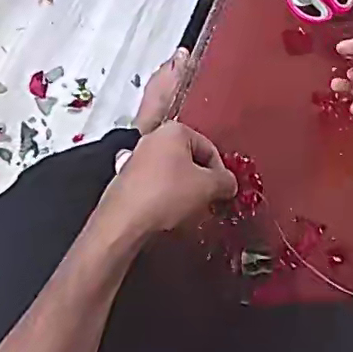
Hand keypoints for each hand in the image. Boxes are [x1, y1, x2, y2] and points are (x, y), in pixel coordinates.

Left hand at [97, 122, 235, 241]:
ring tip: (188, 209)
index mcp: (175, 130)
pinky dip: (166, 195)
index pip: (209, 148)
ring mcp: (137, 156)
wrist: (123, 221)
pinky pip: (156, 183)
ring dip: (185, 189)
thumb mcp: (207, 187)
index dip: (220, 172)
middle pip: (190, 159)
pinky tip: (167, 212)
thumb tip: (229, 183)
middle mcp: (154, 137)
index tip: (223, 191)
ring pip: (173, 172)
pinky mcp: (126, 177)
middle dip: (202, 180)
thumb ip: (225, 181)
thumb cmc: (168, 194)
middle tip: (208, 200)